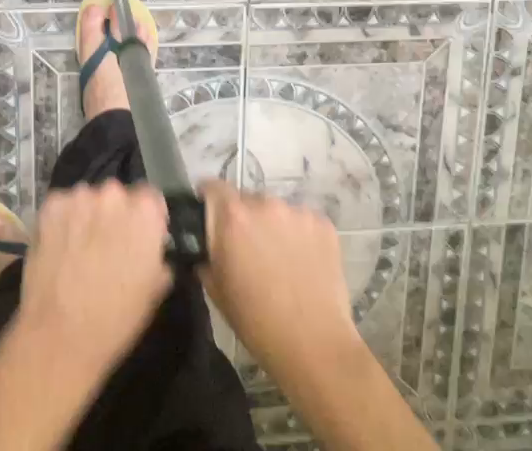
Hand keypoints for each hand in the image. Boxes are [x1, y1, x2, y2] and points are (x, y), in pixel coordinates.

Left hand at [14, 181, 172, 370]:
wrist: (61, 334)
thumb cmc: (117, 318)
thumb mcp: (155, 288)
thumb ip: (157, 255)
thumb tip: (153, 249)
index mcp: (145, 213)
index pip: (151, 198)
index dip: (145, 217)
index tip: (139, 235)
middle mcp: (114, 195)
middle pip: (117, 195)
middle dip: (114, 214)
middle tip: (108, 243)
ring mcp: (79, 198)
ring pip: (88, 199)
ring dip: (87, 215)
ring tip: (81, 247)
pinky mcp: (50, 207)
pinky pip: (62, 206)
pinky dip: (63, 220)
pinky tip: (60, 245)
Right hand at [198, 180, 361, 372]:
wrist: (313, 343)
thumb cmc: (256, 321)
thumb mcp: (216, 289)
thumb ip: (207, 255)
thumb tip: (208, 246)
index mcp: (232, 217)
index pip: (212, 187)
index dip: (208, 200)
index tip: (210, 218)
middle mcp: (265, 204)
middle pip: (246, 199)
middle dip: (243, 218)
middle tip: (247, 249)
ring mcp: (298, 212)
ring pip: (276, 211)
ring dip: (272, 226)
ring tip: (279, 259)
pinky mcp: (324, 225)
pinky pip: (302, 222)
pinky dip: (299, 236)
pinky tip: (302, 263)